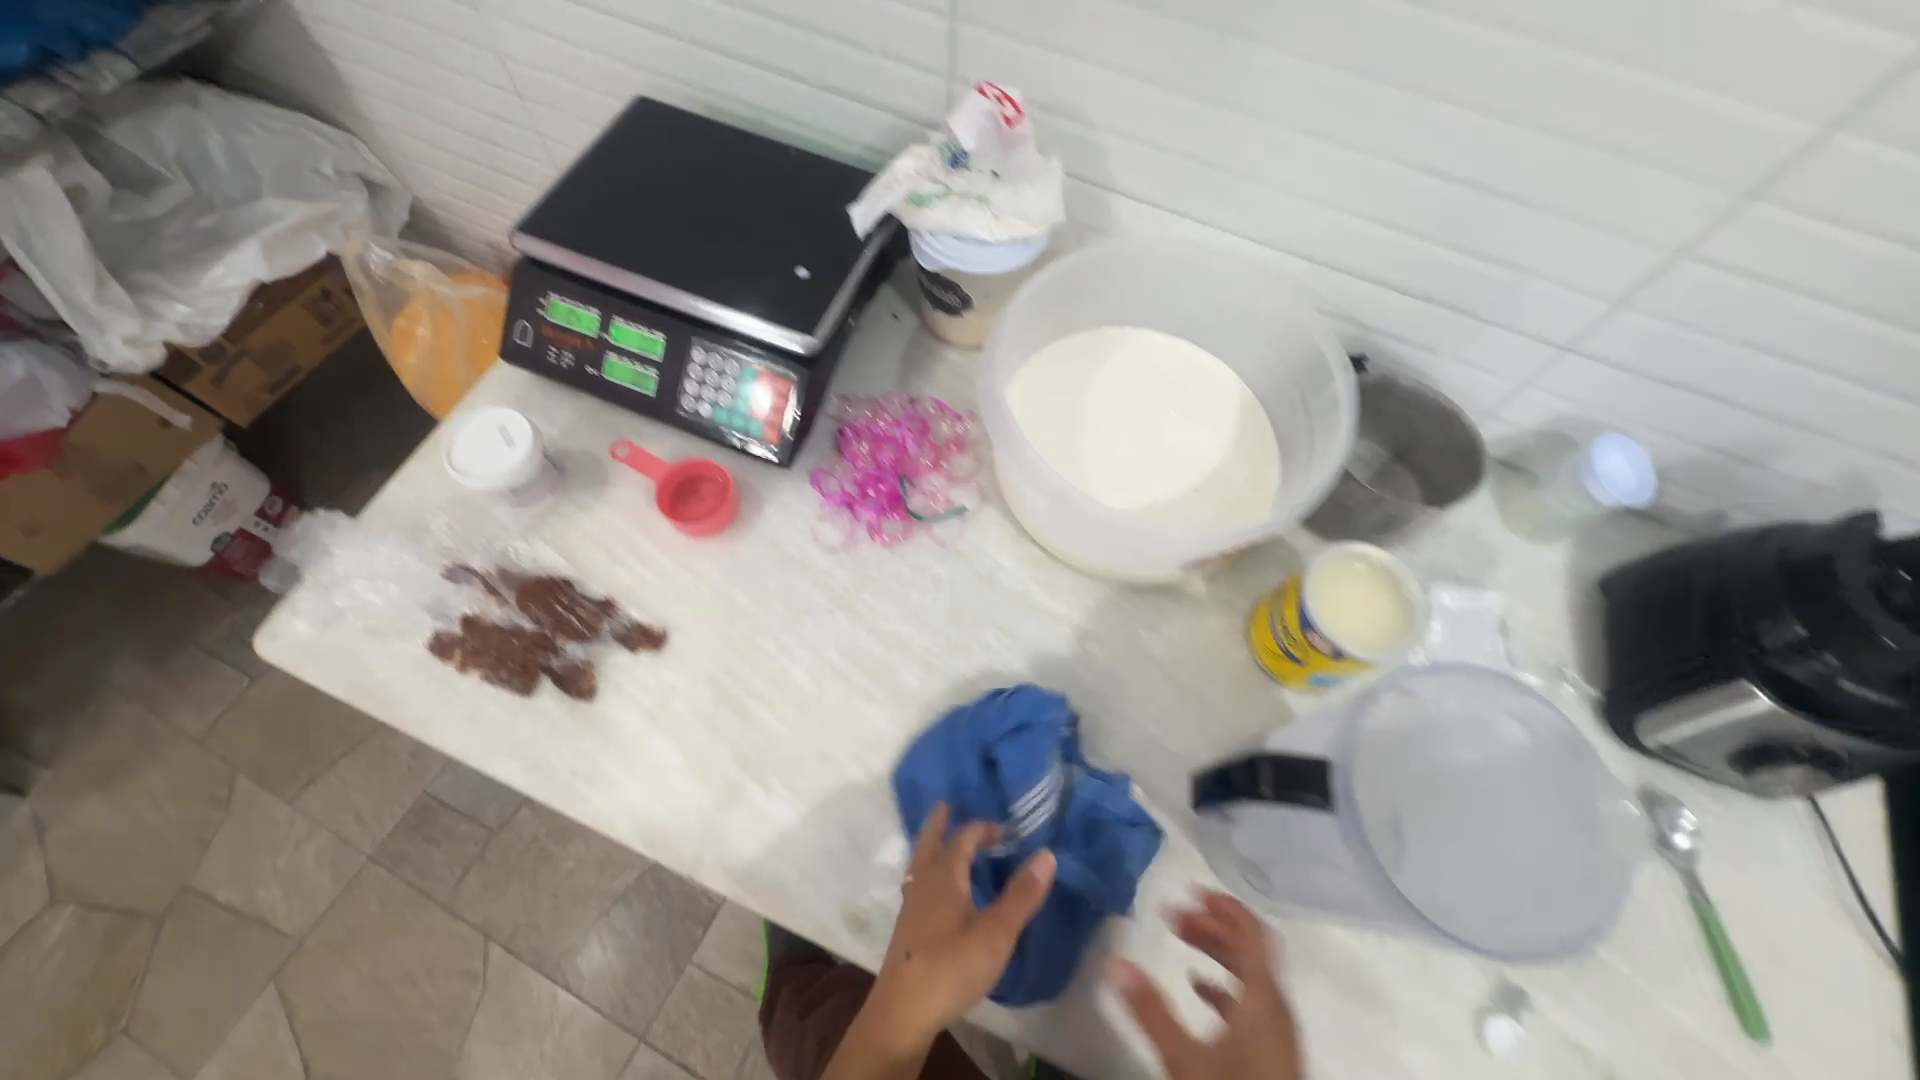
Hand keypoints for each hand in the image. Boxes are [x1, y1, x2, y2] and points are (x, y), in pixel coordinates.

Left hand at [869, 802, 1056, 1045]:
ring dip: (931, 847)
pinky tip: (937, 892)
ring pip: (920, 863)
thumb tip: (1047, 854)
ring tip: (942, 842)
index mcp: (944, 877)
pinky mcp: (908, 928)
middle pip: (929, 843)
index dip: (982, 829)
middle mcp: (924, 883)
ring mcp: (911, 906)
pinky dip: (928, 872)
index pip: (963, 839)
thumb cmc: (951, 967)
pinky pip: (918, 883)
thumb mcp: (995, 933)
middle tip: (947, 807)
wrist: (902, 1012)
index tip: (1003, 830)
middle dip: (940, 824)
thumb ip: (1021, 896)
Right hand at [1109, 890, 1302, 1079]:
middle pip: (1251, 949)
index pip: (1252, 933)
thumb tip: (1116, 962)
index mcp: (1263, 999)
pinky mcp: (1272, 1054)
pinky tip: (1197, 988)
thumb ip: (1150, 1009)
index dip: (1225, 907)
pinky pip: (1251, 1002)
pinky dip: (1225, 985)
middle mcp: (1277, 1008)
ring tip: (1181, 943)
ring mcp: (1278, 1033)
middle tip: (1174, 918)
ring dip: (1218, 953)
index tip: (1192, 892)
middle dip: (1213, 926)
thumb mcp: (1183, 1059)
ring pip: (1251, 974)